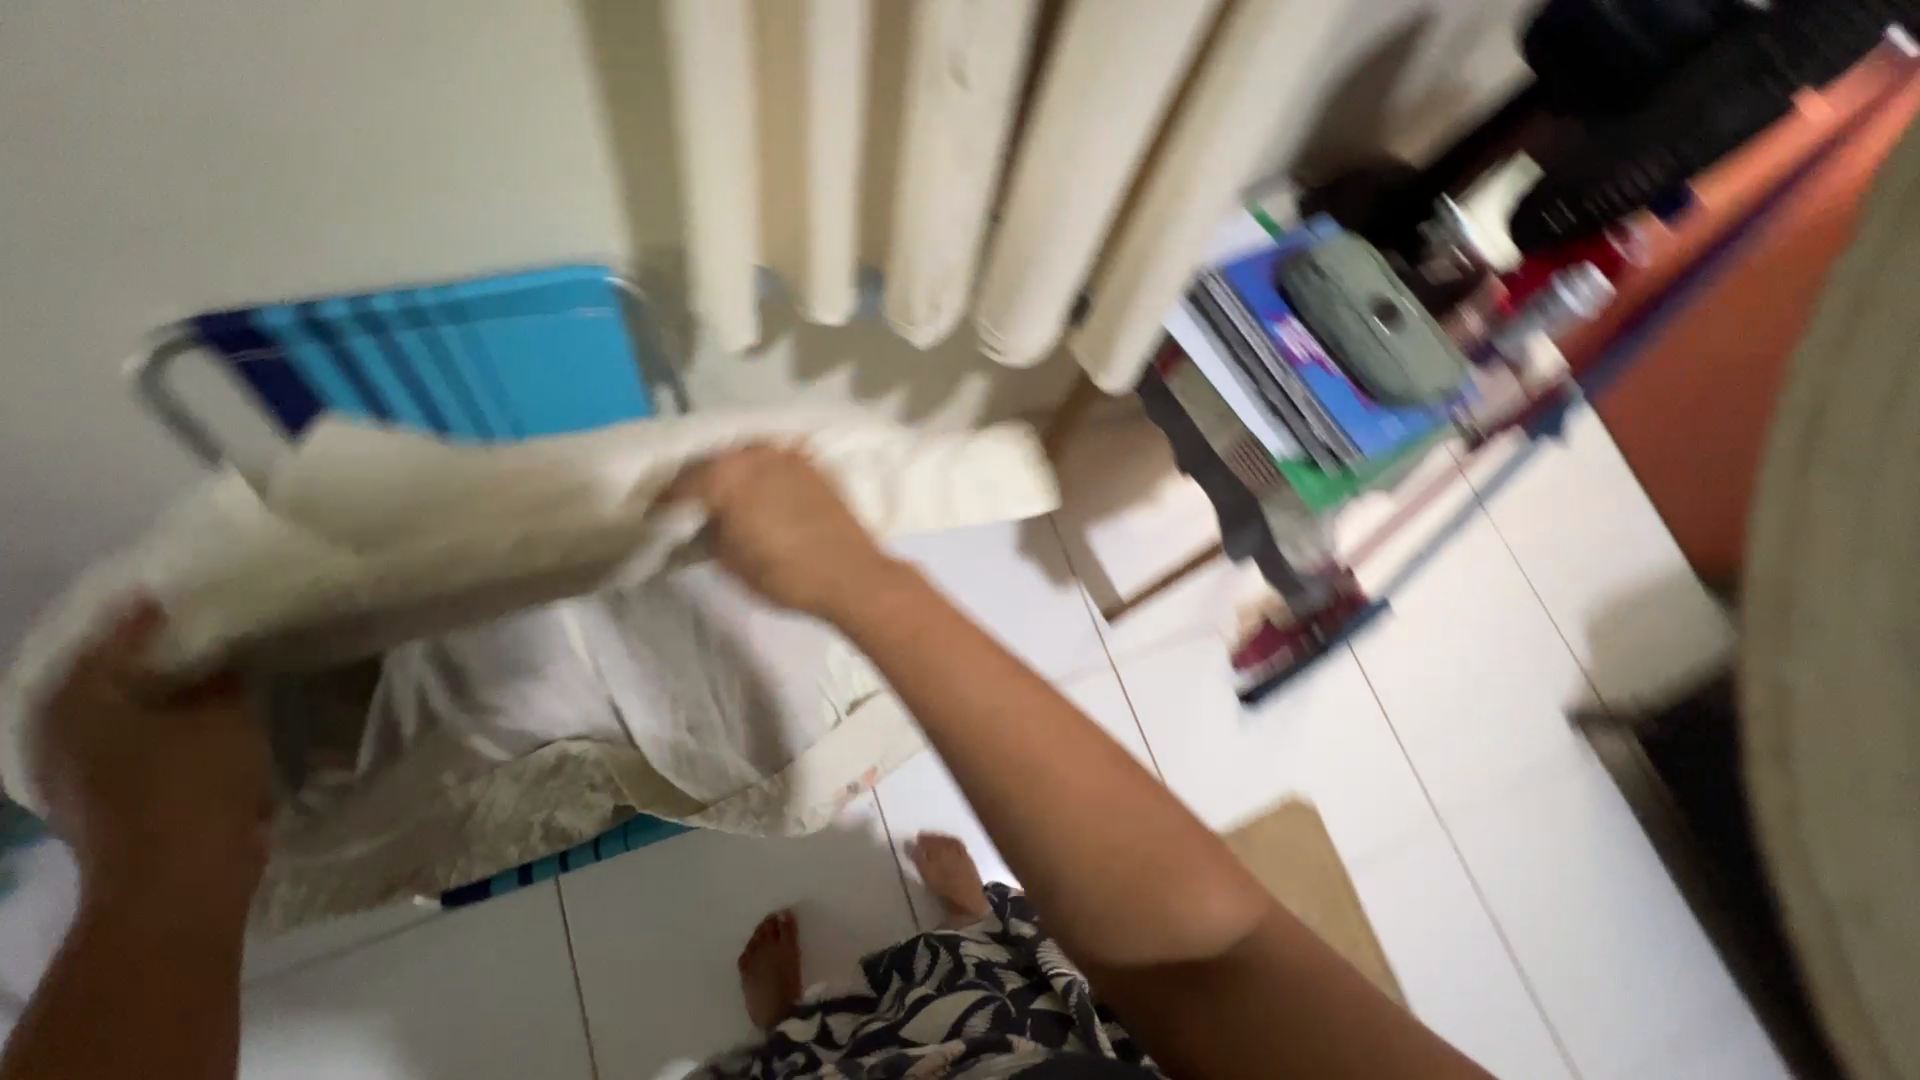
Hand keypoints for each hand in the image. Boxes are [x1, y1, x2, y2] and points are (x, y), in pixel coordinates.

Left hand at [34, 599, 271, 900]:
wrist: (176, 877)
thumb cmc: (192, 784)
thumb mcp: (223, 716)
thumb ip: (220, 680)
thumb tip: (220, 660)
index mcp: (76, 703)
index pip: (108, 641)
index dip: (143, 617)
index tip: (173, 595)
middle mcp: (57, 734)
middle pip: (102, 678)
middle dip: (144, 656)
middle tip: (187, 630)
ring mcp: (72, 773)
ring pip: (115, 714)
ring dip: (153, 695)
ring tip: (198, 673)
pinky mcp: (100, 801)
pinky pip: (130, 745)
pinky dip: (158, 727)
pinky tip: (193, 722)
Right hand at [669, 445, 913, 619]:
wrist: (852, 576)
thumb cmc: (785, 576)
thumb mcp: (731, 563)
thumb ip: (707, 533)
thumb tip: (698, 522)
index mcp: (724, 477)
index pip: (679, 483)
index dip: (663, 501)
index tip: (655, 514)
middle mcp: (752, 455)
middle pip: (711, 463)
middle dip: (696, 482)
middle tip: (686, 504)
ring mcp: (785, 455)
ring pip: (742, 457)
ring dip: (728, 472)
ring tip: (721, 496)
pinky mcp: (811, 463)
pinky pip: (772, 460)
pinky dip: (759, 471)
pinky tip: (757, 489)